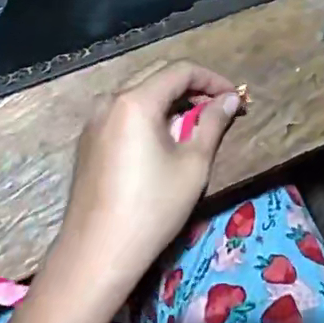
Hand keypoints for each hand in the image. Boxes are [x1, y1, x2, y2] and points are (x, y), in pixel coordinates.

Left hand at [43, 61, 241, 312]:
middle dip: (191, 87)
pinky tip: (162, 141)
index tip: (235, 99)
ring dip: (168, 101)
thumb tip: (229, 99)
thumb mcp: (192, 165)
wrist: (97, 252)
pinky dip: (147, 115)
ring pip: (137, 94)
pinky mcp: (87, 140)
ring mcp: (93, 120)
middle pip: (156, 76)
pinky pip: (122, 113)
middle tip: (219, 109)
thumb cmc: (152, 208)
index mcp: (135, 100)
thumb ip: (211, 123)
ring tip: (194, 126)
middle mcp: (109, 100)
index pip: (179, 70)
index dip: (212, 79)